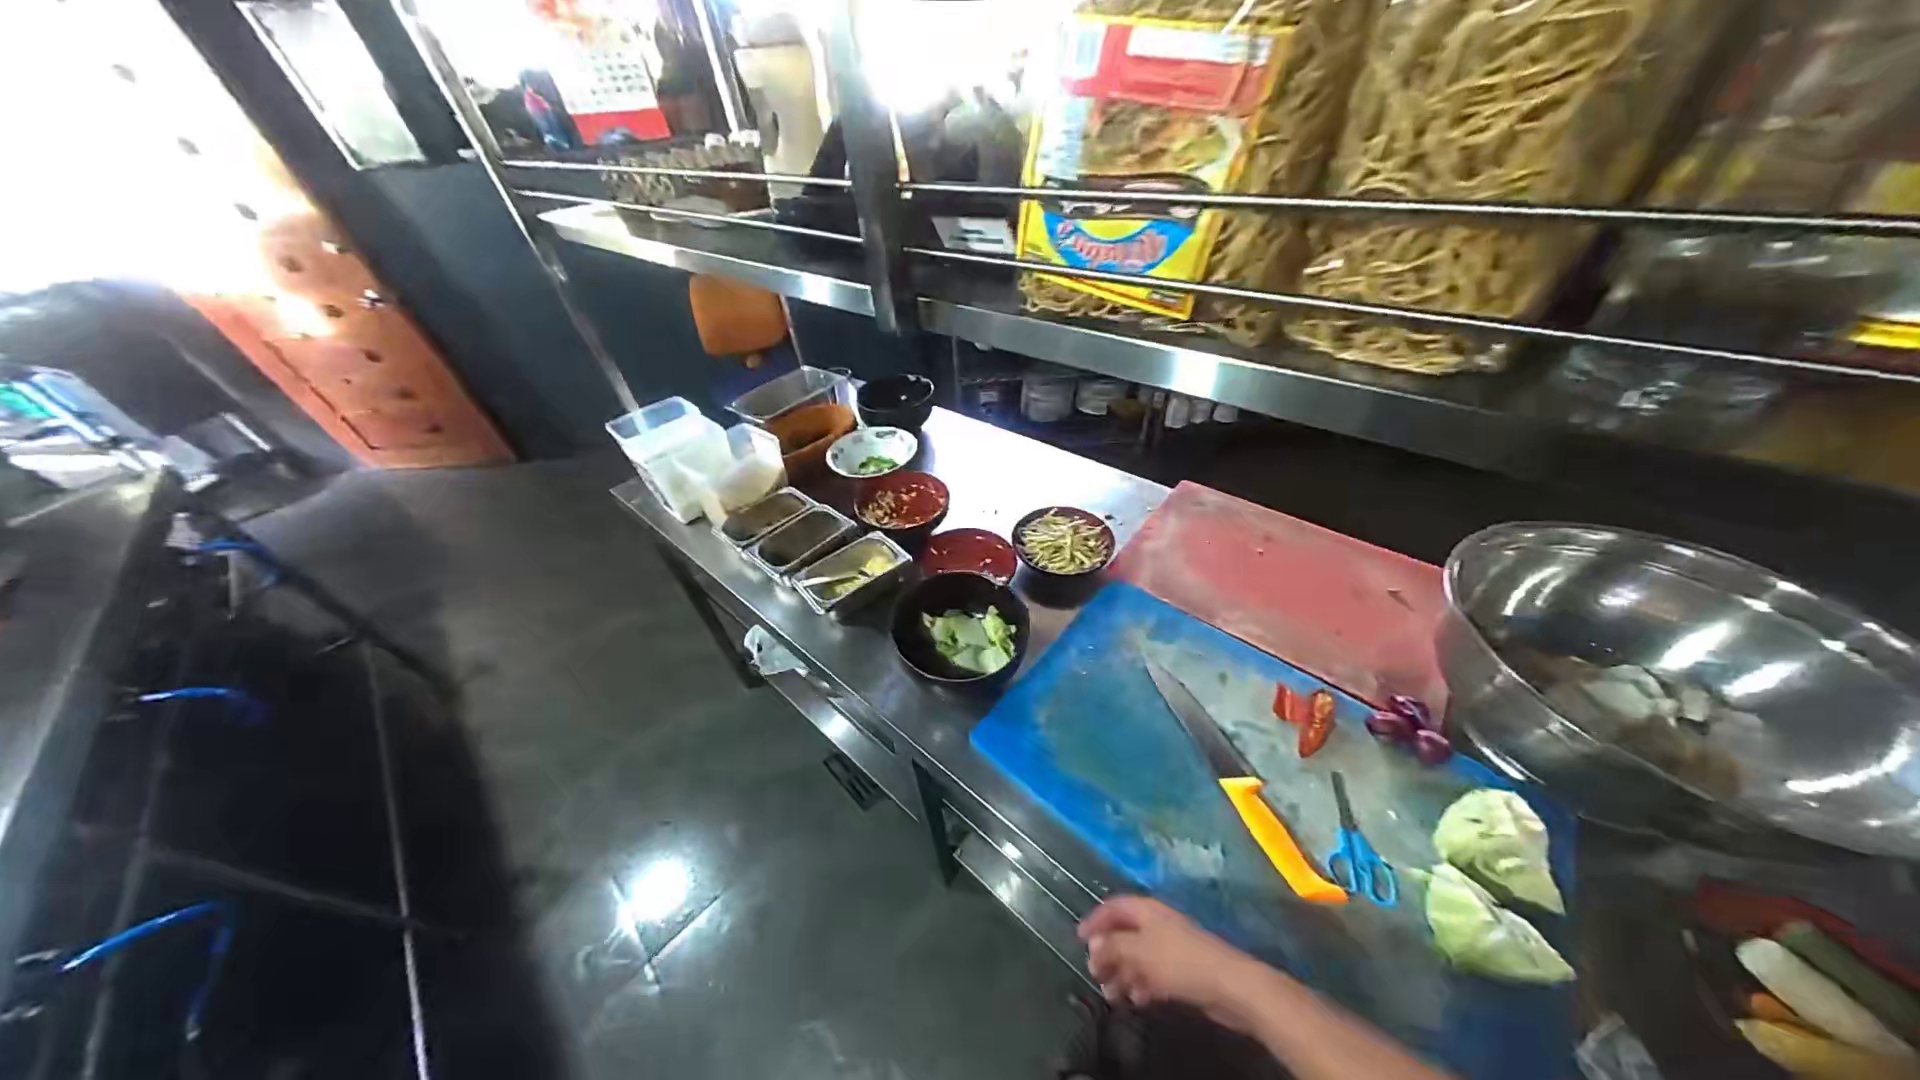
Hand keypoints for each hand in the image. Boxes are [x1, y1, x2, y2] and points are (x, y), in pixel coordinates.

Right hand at [1077, 895, 1279, 1033]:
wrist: (1231, 986)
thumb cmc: (1180, 962)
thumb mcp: (1140, 952)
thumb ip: (1112, 946)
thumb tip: (1092, 944)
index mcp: (1146, 911)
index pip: (1114, 907)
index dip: (1095, 920)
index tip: (1079, 939)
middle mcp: (1156, 924)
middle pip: (1124, 933)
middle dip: (1107, 952)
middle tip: (1094, 973)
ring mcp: (1170, 948)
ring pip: (1137, 956)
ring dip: (1122, 973)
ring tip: (1111, 994)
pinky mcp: (1181, 972)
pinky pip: (1152, 974)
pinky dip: (1141, 984)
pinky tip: (1135, 999)